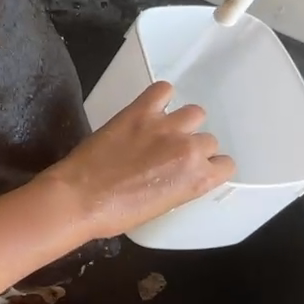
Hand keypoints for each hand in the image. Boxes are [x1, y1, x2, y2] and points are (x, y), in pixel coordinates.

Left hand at [37, 81, 234, 239]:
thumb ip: (179, 186)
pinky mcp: (140, 112)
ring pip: (194, 113)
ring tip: (158, 132)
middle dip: (190, 147)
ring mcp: (166, 127)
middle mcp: (190, 149)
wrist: (77, 200)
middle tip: (165, 155)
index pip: (225, 165)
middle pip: (208, 139)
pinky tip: (149, 108)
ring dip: (180, 122)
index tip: (190, 168)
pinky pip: (163, 90)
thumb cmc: (114, 214)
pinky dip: (159, 97)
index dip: (207, 166)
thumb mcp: (159, 207)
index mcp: (199, 180)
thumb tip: (177, 174)